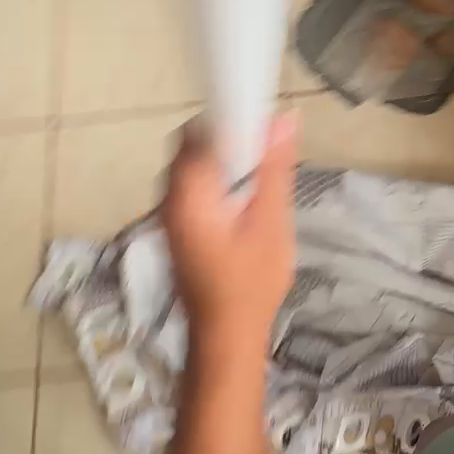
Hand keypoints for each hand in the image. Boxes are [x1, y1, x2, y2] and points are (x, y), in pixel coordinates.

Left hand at [161, 115, 299, 354]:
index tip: (262, 117)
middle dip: (228, 136)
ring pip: (193, 166)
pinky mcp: (181, 229)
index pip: (197, 133)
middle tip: (267, 145)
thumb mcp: (271, 221)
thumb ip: (274, 168)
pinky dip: (220, 177)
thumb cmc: (251, 281)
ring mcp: (171, 217)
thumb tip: (284, 118)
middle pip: (191, 146)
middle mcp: (169, 201)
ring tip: (262, 167)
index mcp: (188, 195)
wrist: (227, 336)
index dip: (229, 116)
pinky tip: (248, 193)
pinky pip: (195, 186)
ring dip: (225, 157)